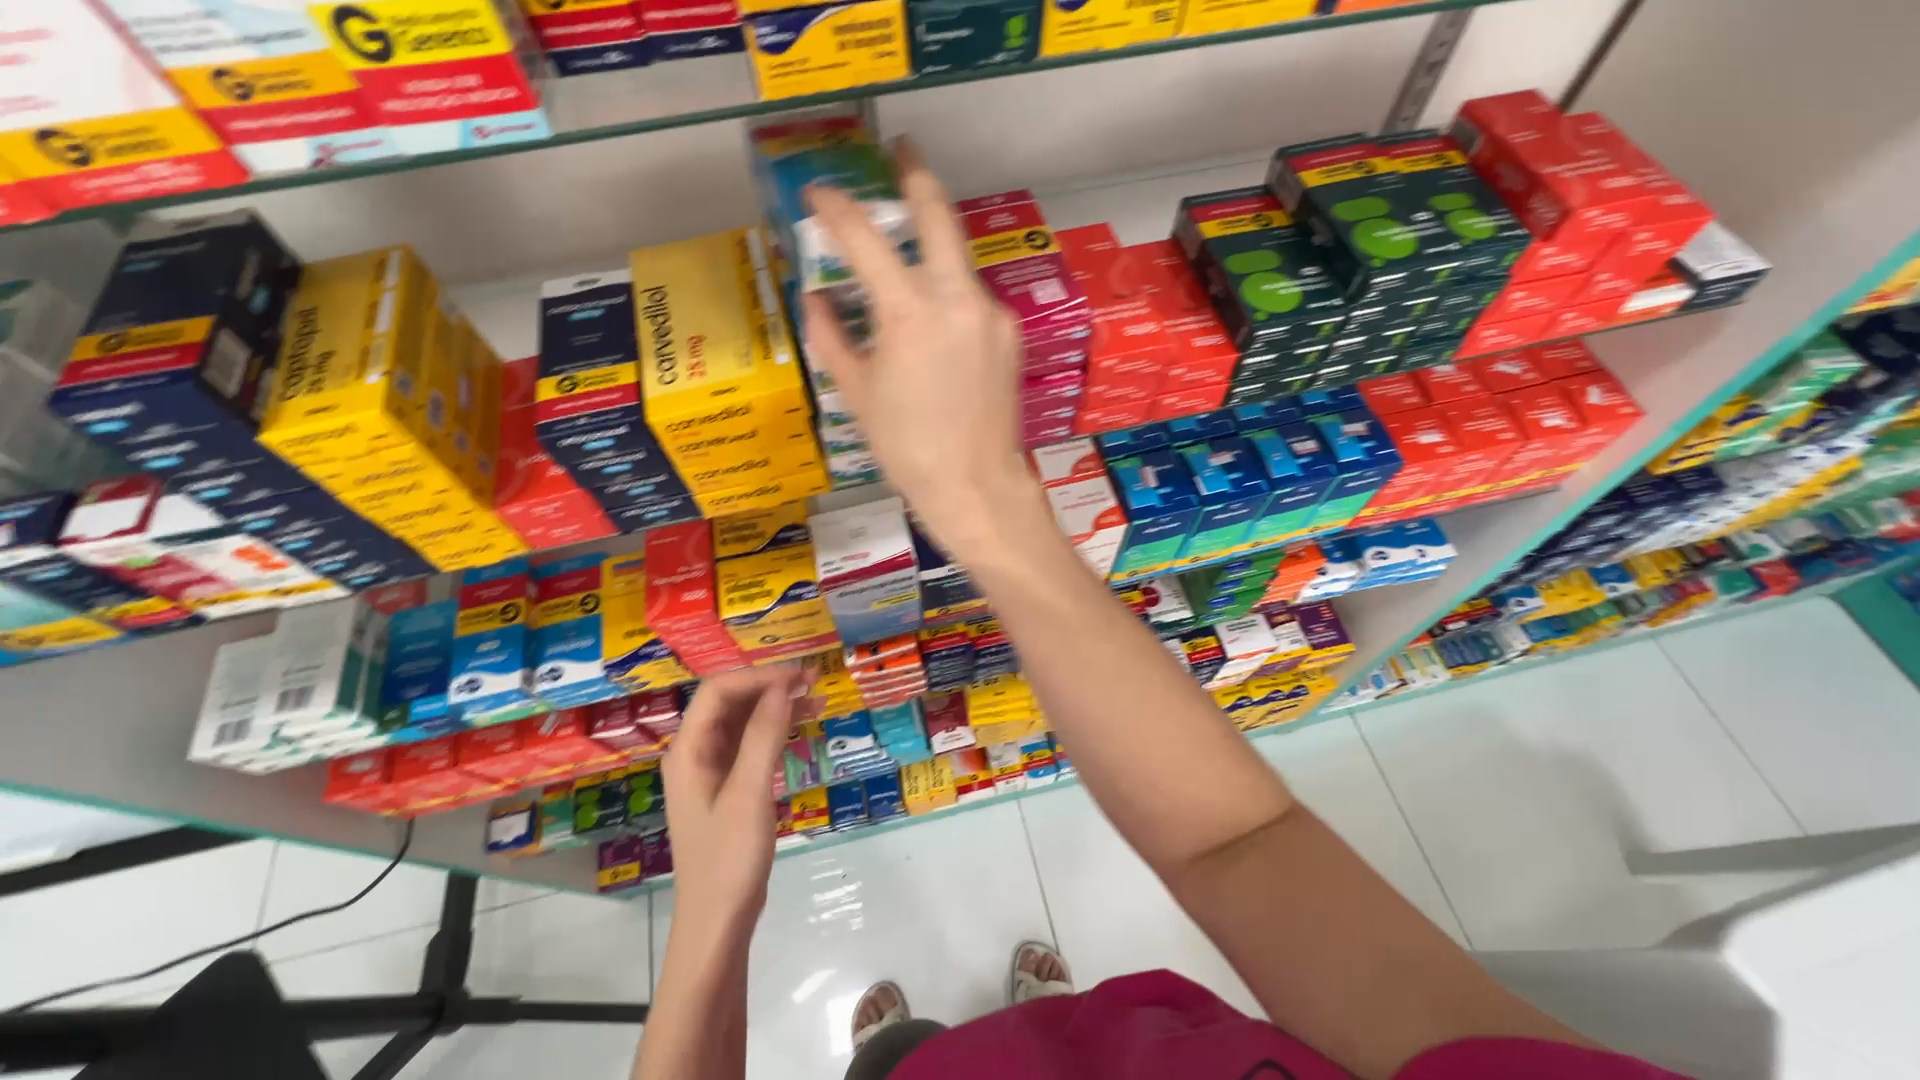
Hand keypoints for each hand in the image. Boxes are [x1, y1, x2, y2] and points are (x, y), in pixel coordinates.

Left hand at [661, 664, 806, 924]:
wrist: (718, 919)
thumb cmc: (729, 857)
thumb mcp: (750, 793)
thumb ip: (764, 736)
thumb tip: (783, 687)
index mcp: (688, 750)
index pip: (719, 691)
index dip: (759, 676)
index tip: (801, 677)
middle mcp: (694, 754)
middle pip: (729, 702)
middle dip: (769, 687)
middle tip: (814, 684)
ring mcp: (709, 773)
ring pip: (742, 724)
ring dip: (775, 708)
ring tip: (817, 703)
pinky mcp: (726, 789)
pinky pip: (749, 747)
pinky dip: (774, 734)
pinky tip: (801, 732)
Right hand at [802, 138, 1042, 563]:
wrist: (976, 485)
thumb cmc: (907, 448)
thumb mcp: (856, 392)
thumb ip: (830, 334)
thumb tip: (815, 298)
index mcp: (910, 313)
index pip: (865, 237)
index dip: (837, 208)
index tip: (819, 194)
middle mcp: (958, 298)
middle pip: (938, 215)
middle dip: (916, 174)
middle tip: (900, 148)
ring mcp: (991, 312)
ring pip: (957, 258)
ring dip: (931, 246)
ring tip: (905, 252)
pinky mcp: (1009, 331)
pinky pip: (973, 295)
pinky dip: (949, 291)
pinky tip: (933, 318)